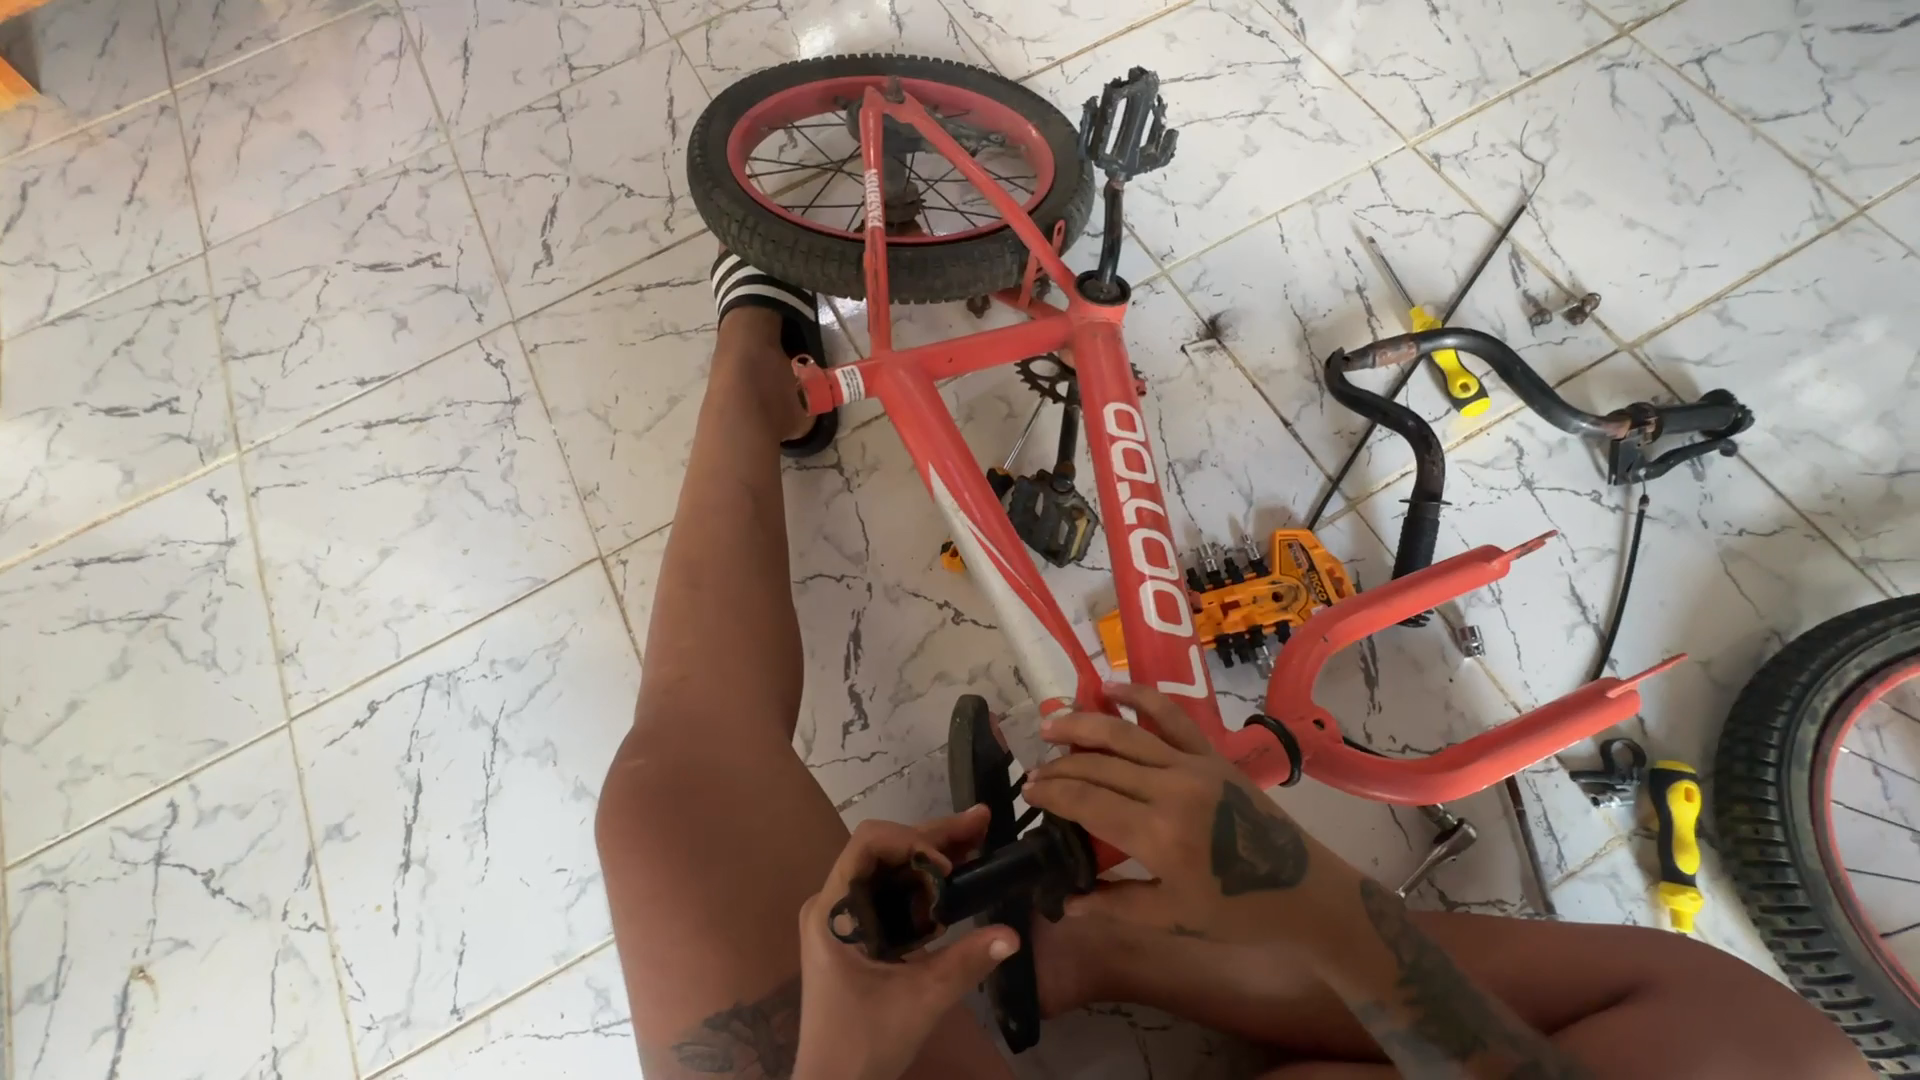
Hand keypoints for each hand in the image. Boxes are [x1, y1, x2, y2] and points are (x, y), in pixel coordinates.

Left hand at [793, 807, 1019, 1079]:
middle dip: (934, 837)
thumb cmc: (863, 1045)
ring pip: (891, 867)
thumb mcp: (920, 1002)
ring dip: (934, 852)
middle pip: (884, 850)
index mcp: (832, 911)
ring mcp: (845, 916)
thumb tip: (1013, 934)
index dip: (910, 841)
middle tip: (981, 822)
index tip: (946, 868)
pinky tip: (959, 871)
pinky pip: (892, 891)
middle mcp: (834, 903)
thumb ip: (964, 964)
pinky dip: (925, 880)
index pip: (867, 844)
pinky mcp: (860, 931)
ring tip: (978, 838)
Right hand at [1022, 682, 1340, 942]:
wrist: (1306, 893)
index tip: (1028, 791)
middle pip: (1098, 765)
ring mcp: (1192, 765)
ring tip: (1051, 723)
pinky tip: (1111, 686)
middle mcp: (1170, 789)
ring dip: (1082, 724)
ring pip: (1124, 733)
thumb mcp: (1171, 917)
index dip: (1051, 793)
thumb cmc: (1237, 913)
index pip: (1086, 801)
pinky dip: (1140, 695)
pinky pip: (1170, 716)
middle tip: (1034, 770)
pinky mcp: (1211, 753)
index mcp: (1157, 835)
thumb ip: (1113, 904)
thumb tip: (1065, 900)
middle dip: (1059, 765)